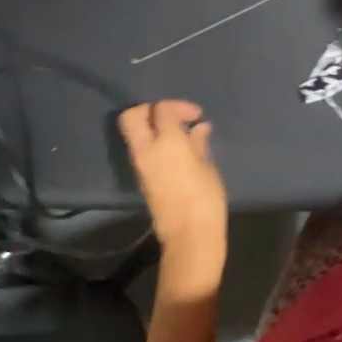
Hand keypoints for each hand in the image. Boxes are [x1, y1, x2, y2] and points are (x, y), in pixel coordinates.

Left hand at [119, 101, 227, 290]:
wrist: (189, 235)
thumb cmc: (206, 199)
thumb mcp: (208, 168)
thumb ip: (199, 143)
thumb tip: (198, 128)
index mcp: (167, 142)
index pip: (162, 110)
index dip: (179, 107)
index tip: (196, 116)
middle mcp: (147, 150)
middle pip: (132, 116)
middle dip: (150, 110)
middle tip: (172, 117)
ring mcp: (140, 165)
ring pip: (133, 134)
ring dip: (150, 127)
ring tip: (177, 136)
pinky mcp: (141, 178)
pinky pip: (140, 151)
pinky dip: (151, 143)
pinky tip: (174, 152)